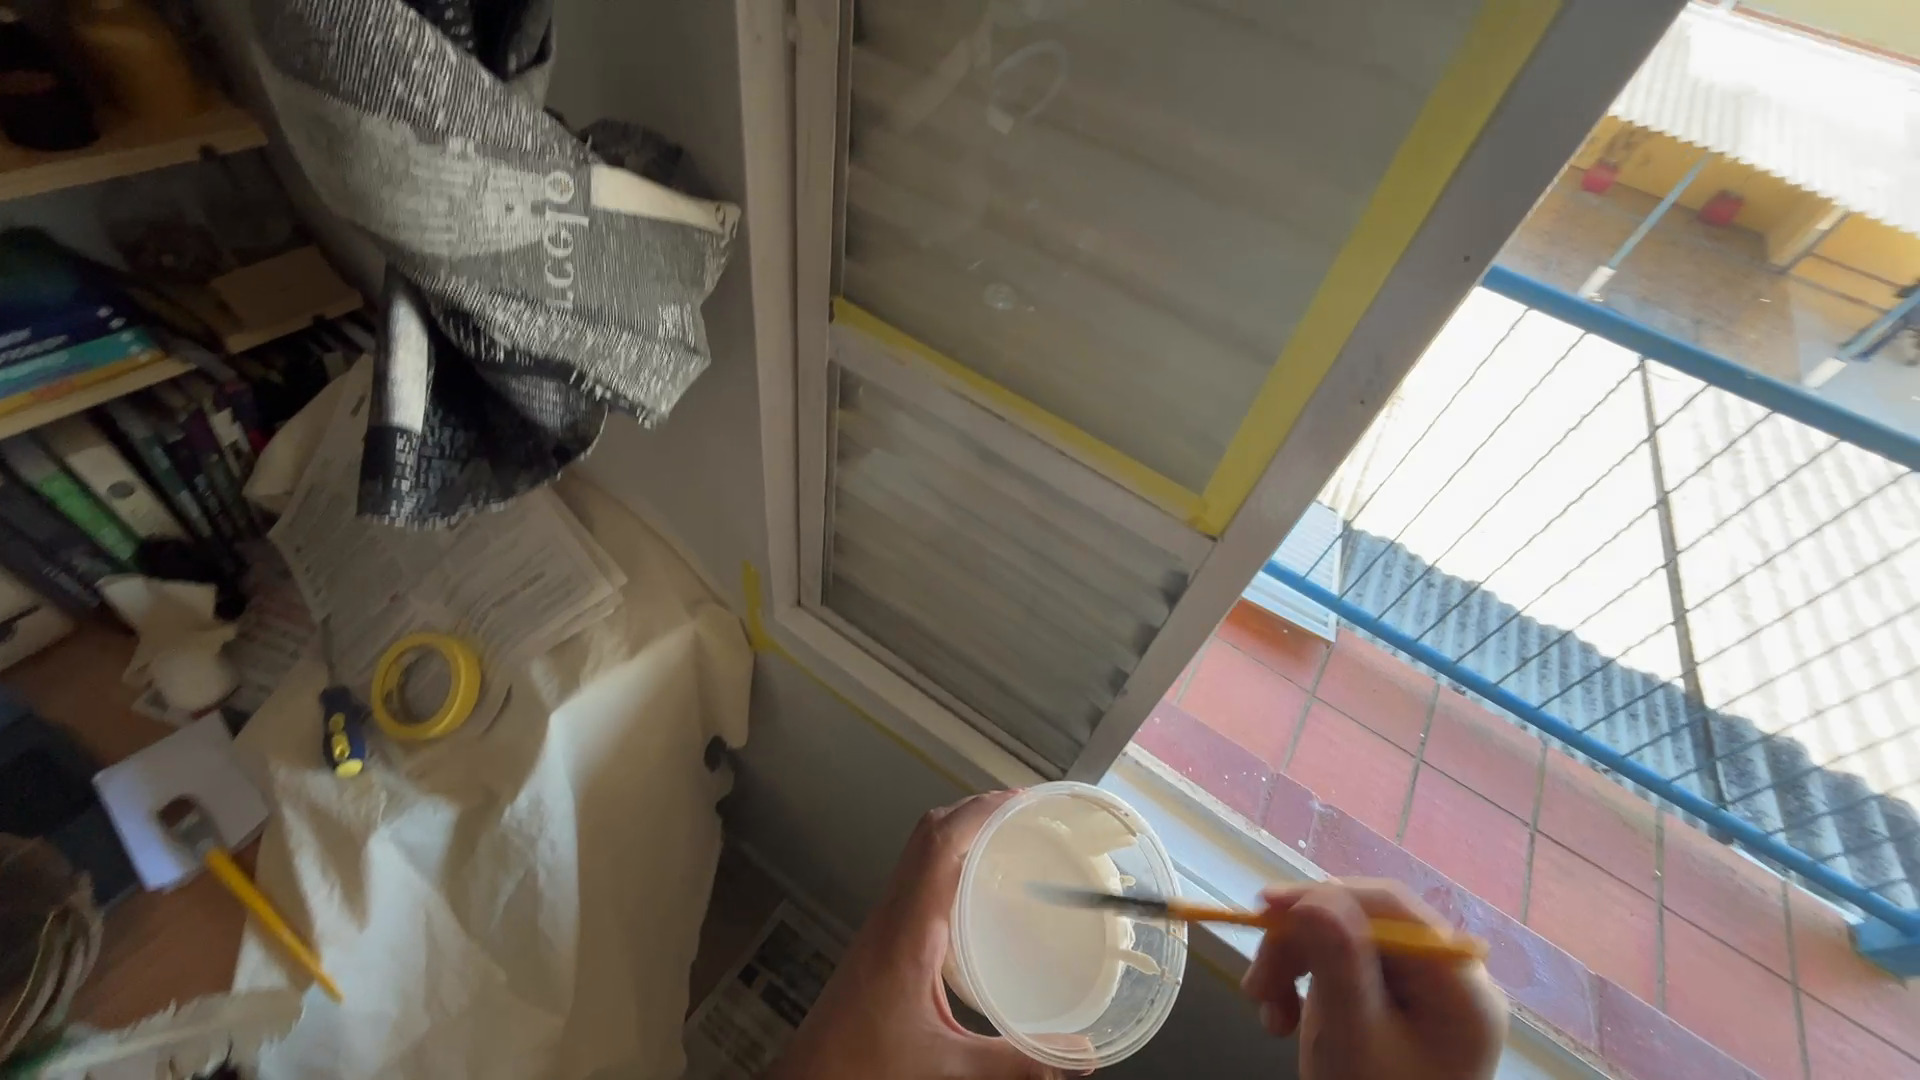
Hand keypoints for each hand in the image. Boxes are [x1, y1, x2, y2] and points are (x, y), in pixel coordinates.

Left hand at [769, 791, 1062, 1079]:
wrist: (810, 1077)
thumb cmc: (863, 1064)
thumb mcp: (945, 1066)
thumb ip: (1014, 1063)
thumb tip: (1078, 1060)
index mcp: (908, 927)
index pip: (940, 843)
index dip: (980, 811)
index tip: (1020, 800)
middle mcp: (894, 910)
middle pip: (929, 832)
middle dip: (976, 809)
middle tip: (1022, 810)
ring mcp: (886, 918)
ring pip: (920, 849)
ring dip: (960, 828)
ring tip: (1004, 832)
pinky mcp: (884, 931)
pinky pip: (917, 872)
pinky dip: (948, 857)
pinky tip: (974, 883)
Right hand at [1242, 880, 1506, 1079]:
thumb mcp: (1351, 1040)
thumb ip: (1338, 966)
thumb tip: (1315, 898)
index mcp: (1458, 986)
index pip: (1390, 908)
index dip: (1326, 897)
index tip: (1267, 907)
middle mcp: (1443, 976)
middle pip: (1357, 922)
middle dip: (1298, 944)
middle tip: (1256, 980)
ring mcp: (1415, 987)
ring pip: (1336, 939)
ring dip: (1290, 964)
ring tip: (1264, 1009)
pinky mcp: (1386, 996)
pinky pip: (1335, 962)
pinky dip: (1299, 980)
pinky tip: (1280, 1015)